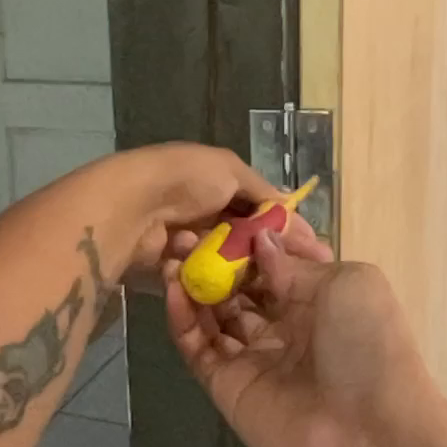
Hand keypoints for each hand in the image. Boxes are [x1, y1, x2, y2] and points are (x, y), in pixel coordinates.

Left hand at [108, 143, 286, 273]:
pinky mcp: (169, 265)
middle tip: (293, 274)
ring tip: (250, 271)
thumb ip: (261, 189)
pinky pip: (198, 275)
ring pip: (223, 260)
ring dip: (235, 263)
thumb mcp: (230, 170)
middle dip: (264, 253)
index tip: (314, 250)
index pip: (259, 207)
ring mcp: (184, 239)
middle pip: (243, 237)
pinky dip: (206, 272)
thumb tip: (288, 204)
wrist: (133, 204)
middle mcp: (201, 208)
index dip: (285, 227)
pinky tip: (215, 276)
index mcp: (216, 180)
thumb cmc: (186, 179)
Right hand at [163, 227, 430, 446]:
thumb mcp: (347, 283)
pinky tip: (174, 289)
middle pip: (240, 285)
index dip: (248, 239)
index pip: (274, 261)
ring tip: (171, 254)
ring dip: (193, 283)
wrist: (371, 437)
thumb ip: (295, 262)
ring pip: (214, 313)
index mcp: (319, 298)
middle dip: (215, 258)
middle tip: (184, 233)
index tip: (220, 215)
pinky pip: (198, 347)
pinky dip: (183, 320)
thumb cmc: (368, 344)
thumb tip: (259, 239)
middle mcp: (286, 324)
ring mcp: (255, 356)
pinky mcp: (228, 386)